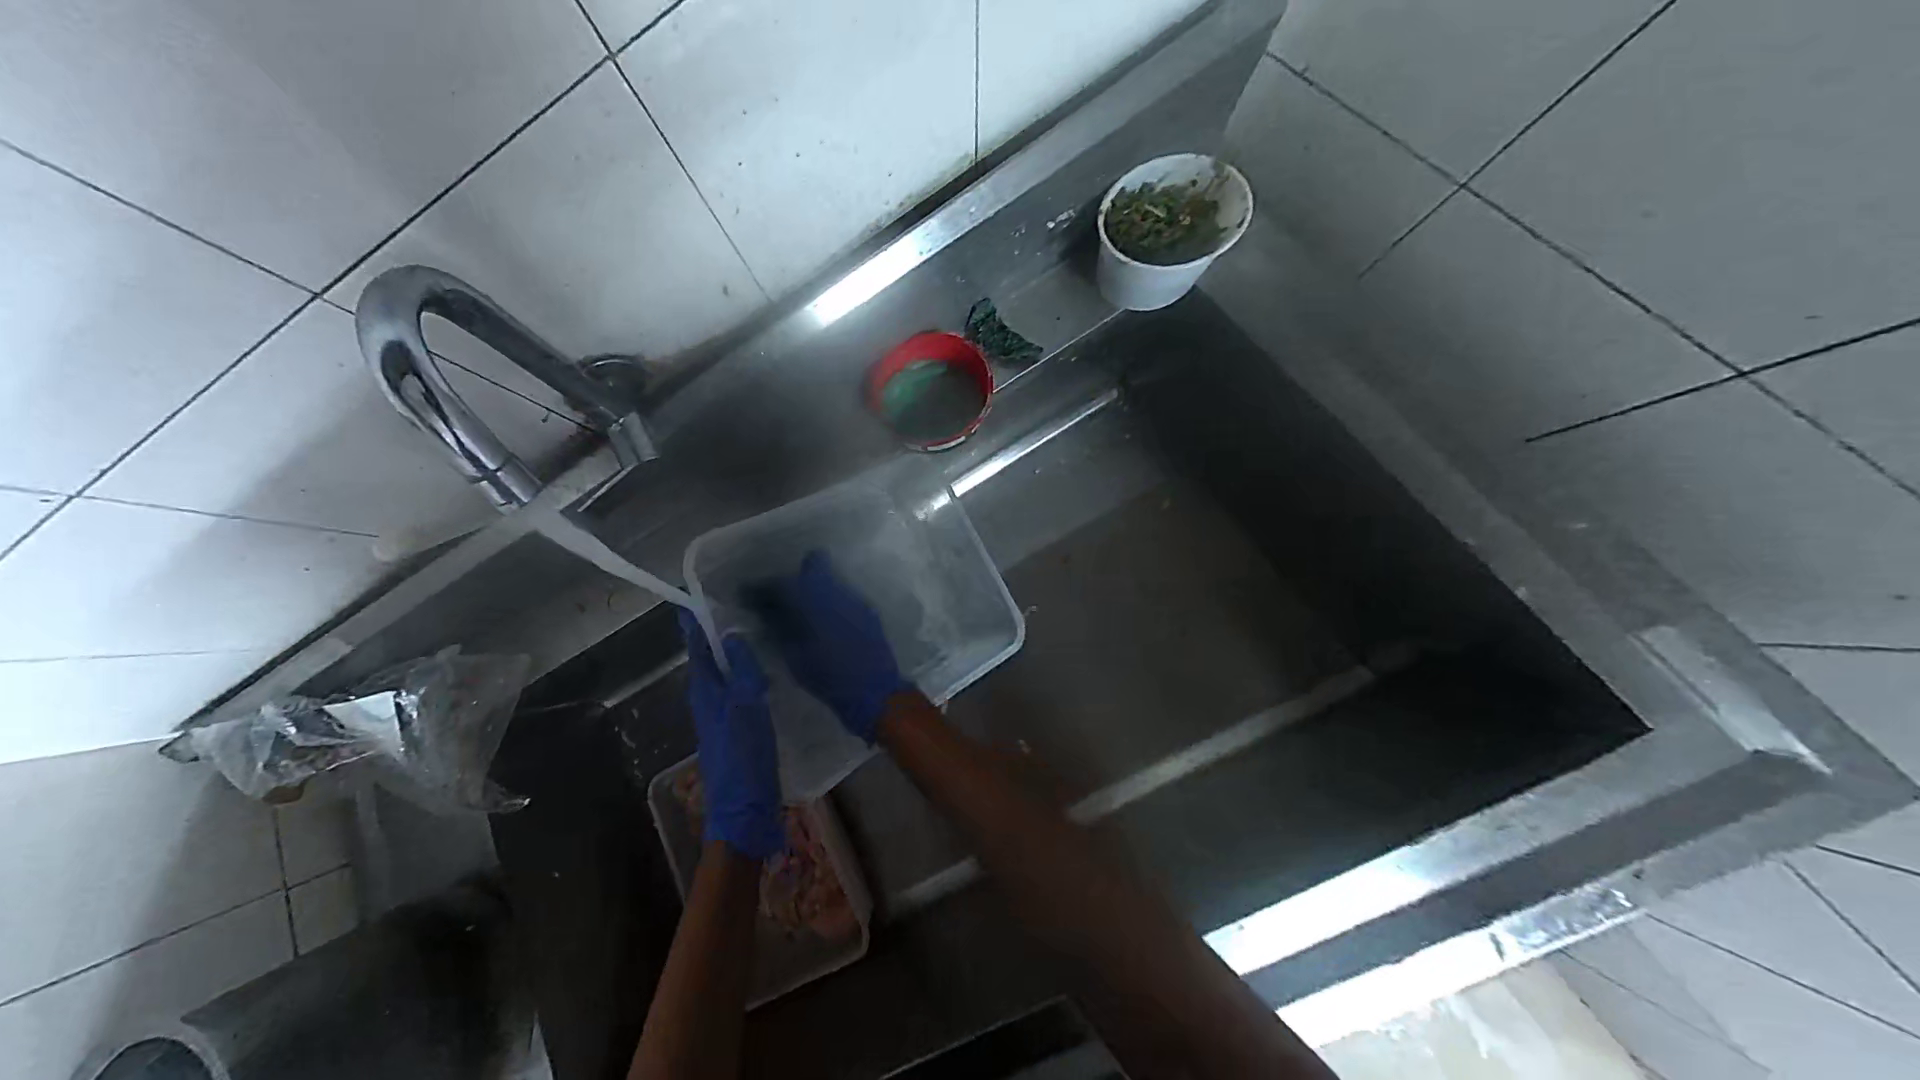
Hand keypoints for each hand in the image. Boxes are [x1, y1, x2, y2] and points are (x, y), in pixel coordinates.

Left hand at [679, 609, 783, 859]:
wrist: (745, 811)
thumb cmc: (743, 757)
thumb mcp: (745, 707)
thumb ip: (740, 670)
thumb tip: (732, 631)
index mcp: (704, 688)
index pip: (695, 642)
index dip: (697, 616)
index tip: (709, 587)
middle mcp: (709, 696)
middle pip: (710, 653)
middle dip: (722, 626)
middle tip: (748, 598)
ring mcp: (723, 713)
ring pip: (727, 669)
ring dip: (738, 647)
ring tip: (762, 624)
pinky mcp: (738, 725)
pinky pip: (741, 686)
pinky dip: (750, 669)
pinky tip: (771, 666)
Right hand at [746, 551, 911, 742]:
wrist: (875, 691)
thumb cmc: (829, 678)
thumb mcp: (795, 656)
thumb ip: (778, 628)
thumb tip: (763, 610)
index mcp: (814, 600)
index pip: (782, 582)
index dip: (762, 587)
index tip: (748, 594)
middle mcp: (837, 591)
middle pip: (812, 565)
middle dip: (792, 578)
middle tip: (777, 599)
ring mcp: (856, 598)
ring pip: (829, 579)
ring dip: (812, 589)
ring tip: (799, 611)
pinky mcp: (868, 610)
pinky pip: (842, 595)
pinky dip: (827, 602)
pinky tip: (821, 621)